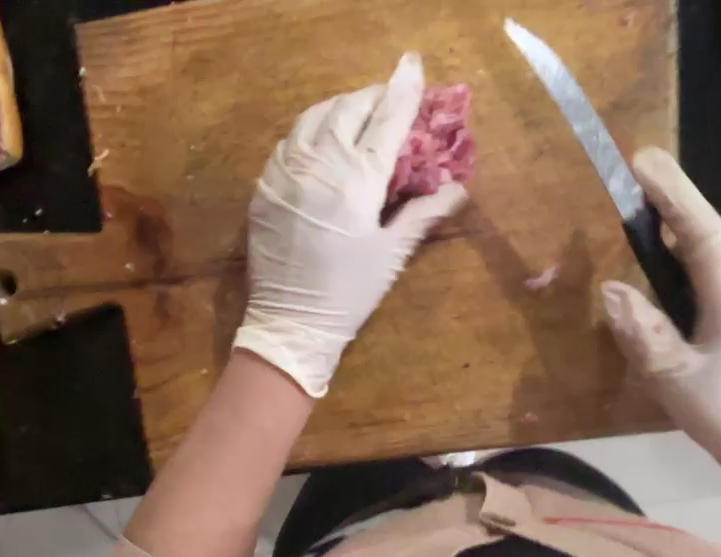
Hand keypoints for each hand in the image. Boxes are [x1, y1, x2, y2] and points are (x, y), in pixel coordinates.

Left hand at [233, 53, 468, 397]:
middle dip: (372, 98)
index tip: (415, 68)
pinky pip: (288, 143)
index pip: (386, 120)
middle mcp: (318, 166)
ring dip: (339, 109)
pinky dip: (309, 134)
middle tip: (388, 102)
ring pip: (313, 118)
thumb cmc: (349, 295)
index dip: (404, 91)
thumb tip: (457, 187)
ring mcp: (285, 174)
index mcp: (356, 182)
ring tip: (356, 117)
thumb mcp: (392, 255)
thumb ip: (423, 212)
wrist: (290, 324)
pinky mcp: (264, 188)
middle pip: (348, 109)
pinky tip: (321, 145)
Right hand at [599, 148, 720, 517]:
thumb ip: (642, 328)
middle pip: (720, 236)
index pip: (702, 230)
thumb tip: (613, 290)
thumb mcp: (671, 377)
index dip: (672, 193)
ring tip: (661, 234)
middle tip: (644, 193)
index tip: (643, 160)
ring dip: (697, 239)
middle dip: (682, 212)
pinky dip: (715, 263)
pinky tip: (695, 277)